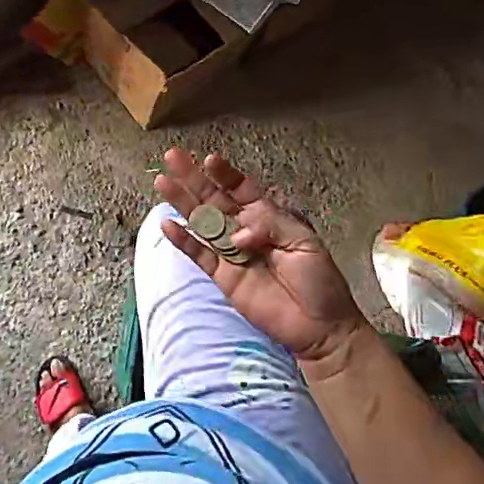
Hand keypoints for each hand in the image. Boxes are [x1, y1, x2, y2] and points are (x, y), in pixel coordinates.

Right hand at [155, 149, 366, 370]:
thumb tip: (238, 235)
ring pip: (201, 221)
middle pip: (213, 198)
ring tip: (162, 181)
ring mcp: (230, 251)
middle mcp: (243, 228)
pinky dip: (183, 240)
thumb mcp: (304, 242)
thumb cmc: (319, 281)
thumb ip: (270, 226)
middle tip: (172, 156)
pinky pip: (198, 254)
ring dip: (182, 201)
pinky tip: (168, 225)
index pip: (240, 188)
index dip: (224, 173)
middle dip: (193, 177)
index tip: (209, 159)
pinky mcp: (222, 275)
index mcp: (266, 215)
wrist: (321, 327)